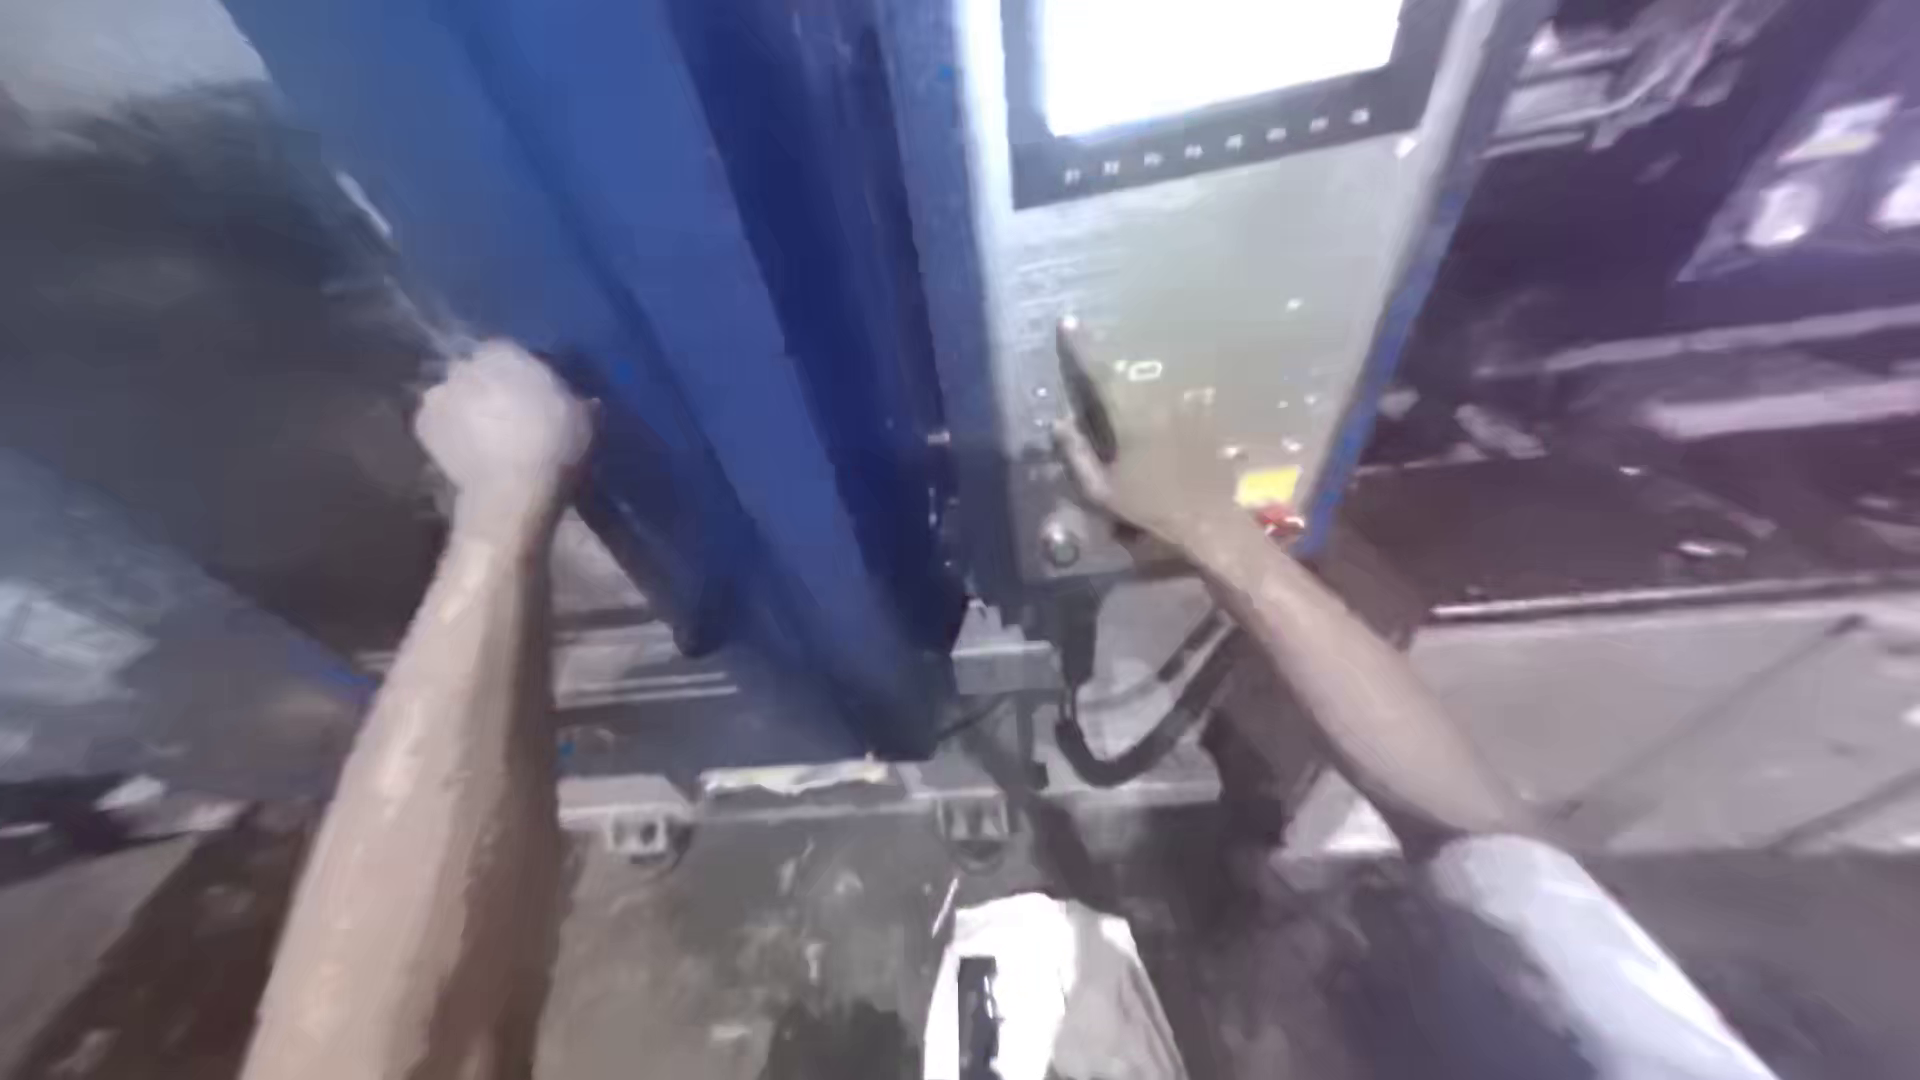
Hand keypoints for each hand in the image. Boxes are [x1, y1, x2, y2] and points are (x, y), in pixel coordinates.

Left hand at [415, 340, 592, 538]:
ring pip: (456, 393)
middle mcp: (465, 365)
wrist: (513, 490)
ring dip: (470, 406)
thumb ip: (581, 403)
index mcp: (506, 356)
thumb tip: (585, 402)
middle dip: (492, 386)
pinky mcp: (421, 422)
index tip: (537, 393)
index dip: (522, 370)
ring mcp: (438, 393)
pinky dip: (453, 428)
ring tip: (491, 434)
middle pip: (478, 369)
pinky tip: (472, 447)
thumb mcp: (585, 422)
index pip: (510, 350)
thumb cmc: (556, 447)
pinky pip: (441, 419)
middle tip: (514, 414)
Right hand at [1050, 319, 1247, 554]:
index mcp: (1131, 418)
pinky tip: (1156, 422)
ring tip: (1122, 397)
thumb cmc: (1147, 512)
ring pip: (1152, 388)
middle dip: (1105, 368)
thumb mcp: (1100, 492)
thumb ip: (1076, 454)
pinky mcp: (1203, 423)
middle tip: (1089, 360)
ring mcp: (1186, 411)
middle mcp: (1160, 405)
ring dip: (1134, 387)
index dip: (1081, 348)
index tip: (1068, 322)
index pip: (1100, 374)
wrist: (1206, 525)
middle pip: (1127, 376)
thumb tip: (1059, 422)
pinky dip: (1160, 404)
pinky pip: (1175, 402)